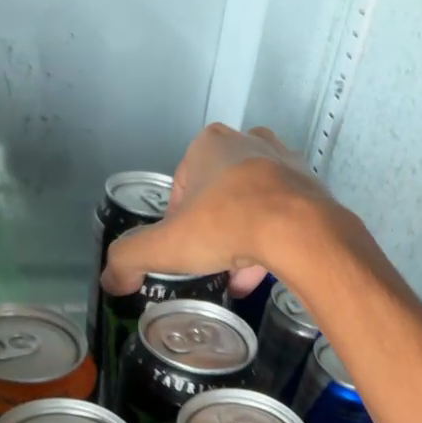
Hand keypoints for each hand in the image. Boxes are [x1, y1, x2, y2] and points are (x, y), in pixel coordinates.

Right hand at [101, 123, 335, 298]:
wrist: (298, 231)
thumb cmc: (225, 226)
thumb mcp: (165, 247)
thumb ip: (129, 259)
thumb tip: (110, 280)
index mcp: (209, 144)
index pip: (182, 185)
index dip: (178, 220)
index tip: (184, 248)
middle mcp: (248, 142)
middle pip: (219, 193)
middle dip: (213, 228)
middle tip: (211, 260)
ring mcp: (284, 163)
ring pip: (253, 205)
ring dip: (242, 237)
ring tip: (236, 272)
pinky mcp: (311, 188)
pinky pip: (282, 217)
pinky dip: (270, 242)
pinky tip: (261, 272)